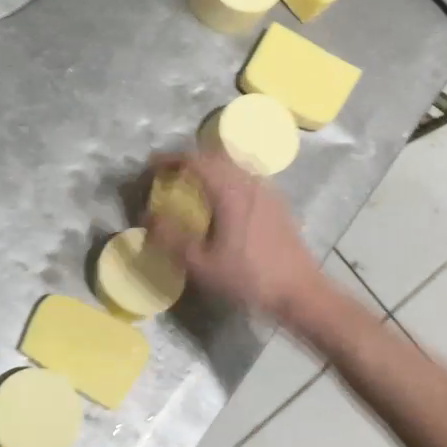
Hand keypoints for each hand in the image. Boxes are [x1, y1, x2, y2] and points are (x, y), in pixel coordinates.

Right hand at [144, 151, 323, 320]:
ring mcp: (266, 190)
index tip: (150, 168)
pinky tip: (221, 204)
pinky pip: (245, 178)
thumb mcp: (201, 263)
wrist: (299, 291)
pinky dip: (225, 180)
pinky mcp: (276, 202)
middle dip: (188, 161)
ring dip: (208, 169)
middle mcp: (249, 181)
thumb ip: (170, 238)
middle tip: (168, 176)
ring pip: (232, 165)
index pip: (194, 160)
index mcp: (229, 190)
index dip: (168, 160)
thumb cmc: (248, 277)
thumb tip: (146, 217)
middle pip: (214, 156)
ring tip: (191, 187)